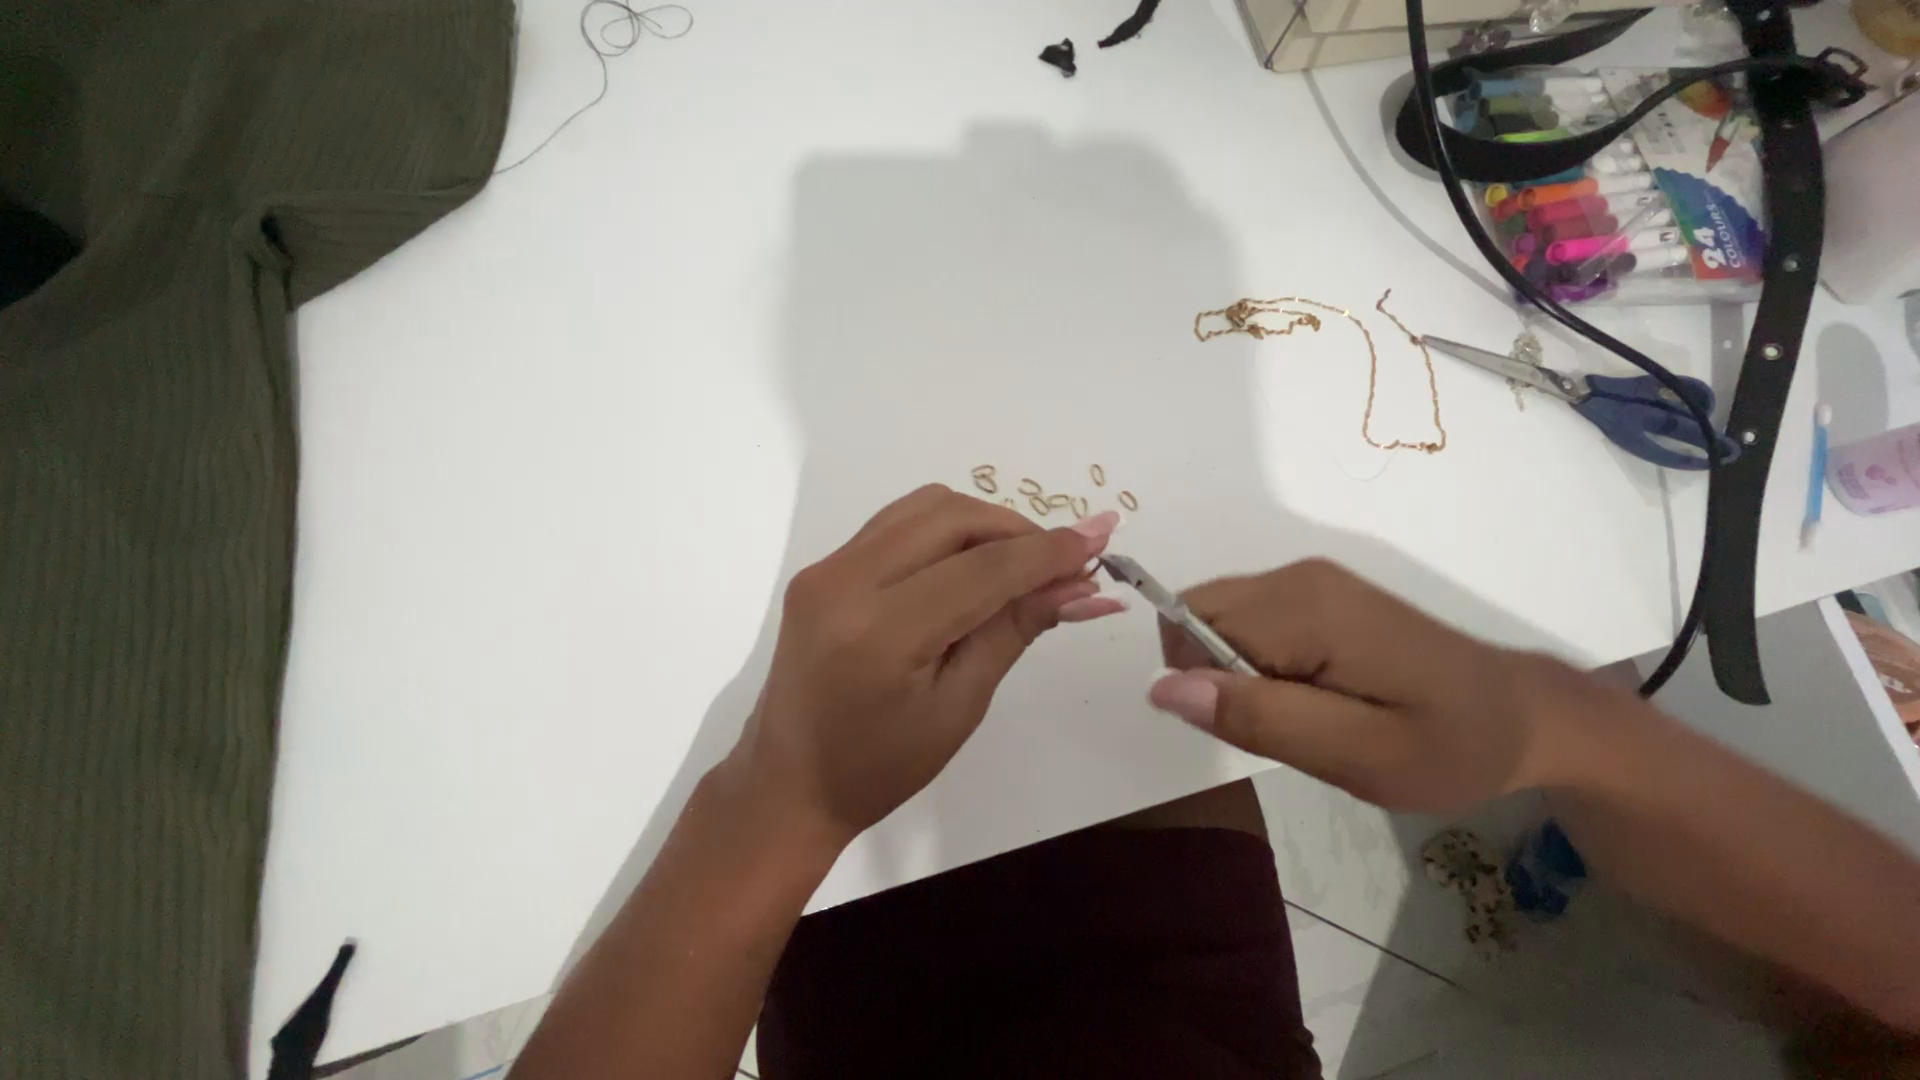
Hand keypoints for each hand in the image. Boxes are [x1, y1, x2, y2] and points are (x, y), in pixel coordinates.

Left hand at [726, 485, 1124, 844]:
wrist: (789, 781)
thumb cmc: (880, 768)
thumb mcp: (959, 707)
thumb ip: (1015, 632)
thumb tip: (1082, 585)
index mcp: (881, 632)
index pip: (982, 569)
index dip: (1048, 552)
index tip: (1103, 538)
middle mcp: (845, 581)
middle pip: (952, 518)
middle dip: (1018, 531)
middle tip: (1064, 562)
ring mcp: (826, 568)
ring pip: (924, 509)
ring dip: (983, 523)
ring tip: (1021, 564)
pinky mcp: (821, 568)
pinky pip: (896, 525)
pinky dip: (945, 531)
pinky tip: (971, 564)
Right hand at [1147, 559, 1591, 815]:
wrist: (1523, 716)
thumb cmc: (1447, 745)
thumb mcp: (1356, 754)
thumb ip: (1259, 718)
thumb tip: (1163, 687)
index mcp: (1305, 608)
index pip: (1189, 627)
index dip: (1207, 684)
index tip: (1267, 723)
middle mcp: (1297, 576)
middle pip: (1197, 615)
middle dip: (1220, 677)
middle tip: (1292, 721)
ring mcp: (1308, 578)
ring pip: (1216, 618)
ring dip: (1239, 672)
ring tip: (1308, 709)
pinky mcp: (1316, 590)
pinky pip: (1245, 619)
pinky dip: (1257, 660)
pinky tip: (1313, 689)